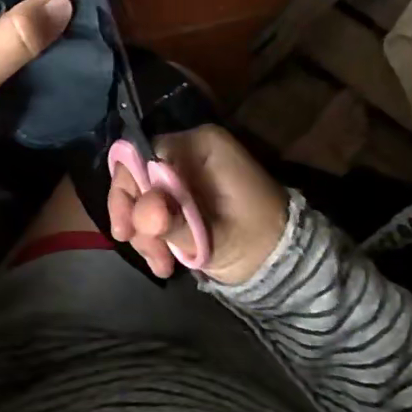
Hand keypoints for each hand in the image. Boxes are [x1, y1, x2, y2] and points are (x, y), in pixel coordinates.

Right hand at [108, 125, 287, 284]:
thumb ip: (174, 224)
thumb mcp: (213, 239)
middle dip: (138, 219)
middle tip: (150, 255)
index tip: (127, 230)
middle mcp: (192, 149)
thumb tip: (142, 213)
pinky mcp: (187, 192)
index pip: (144, 154)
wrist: (284, 262)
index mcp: (202, 145)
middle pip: (140, 176)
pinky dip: (155, 234)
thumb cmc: (255, 244)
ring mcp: (189, 170)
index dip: (129, 190)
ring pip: (145, 195)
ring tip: (163, 266)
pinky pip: (156, 206)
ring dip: (146, 233)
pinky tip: (165, 261)